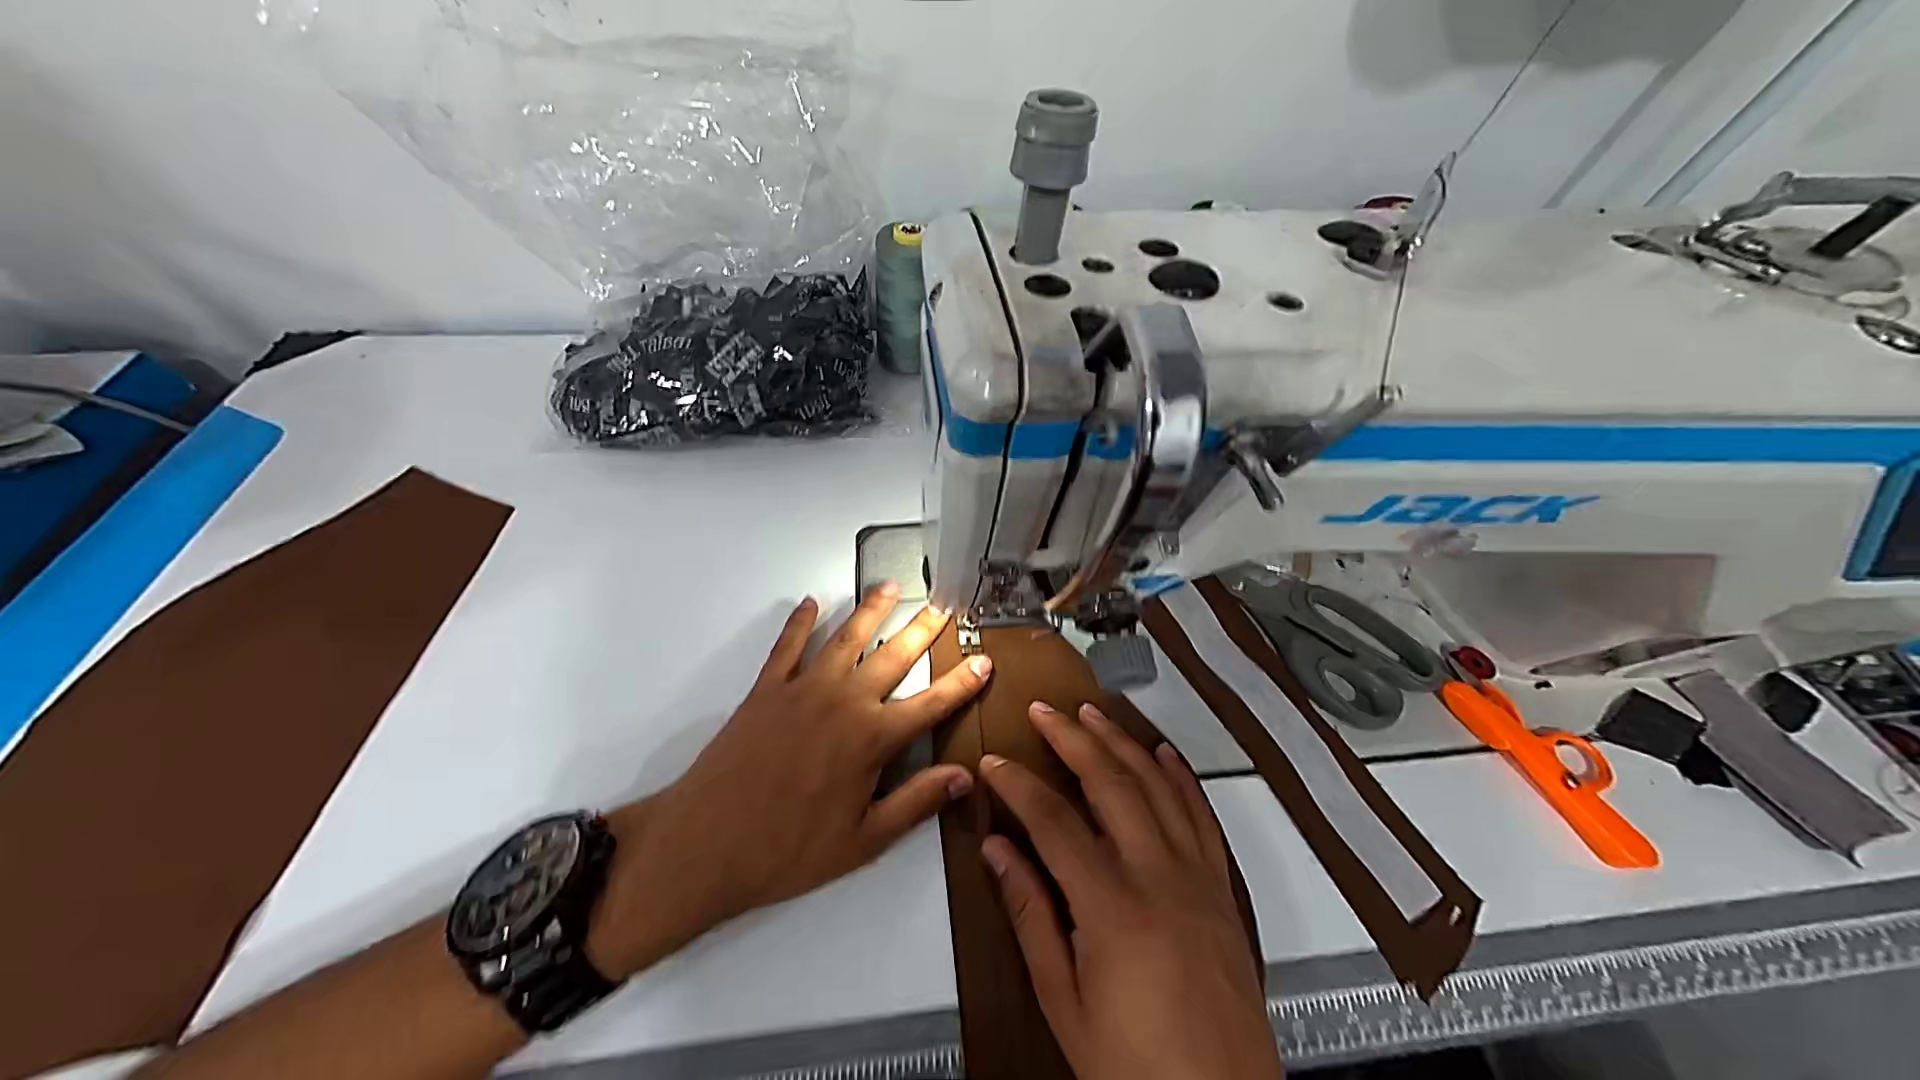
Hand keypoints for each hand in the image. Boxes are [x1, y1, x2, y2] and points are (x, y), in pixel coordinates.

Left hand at [587, 585, 991, 978]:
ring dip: (870, 610)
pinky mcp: (766, 689)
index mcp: (872, 740)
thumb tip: (965, 777)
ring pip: (845, 639)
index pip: (931, 704)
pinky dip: (800, 622)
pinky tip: (810, 603)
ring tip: (889, 586)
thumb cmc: (788, 850)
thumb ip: (916, 803)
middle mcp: (843, 702)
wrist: (705, 844)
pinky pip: (787, 646)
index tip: (985, 662)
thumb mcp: (863, 840)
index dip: (963, 683)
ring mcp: (802, 690)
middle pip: (893, 656)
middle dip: (922, 629)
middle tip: (944, 605)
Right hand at [981, 702, 1282, 1079]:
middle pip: (1110, 783)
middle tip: (1045, 713)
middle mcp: (1161, 879)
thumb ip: (1030, 915)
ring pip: (1158, 786)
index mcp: (1114, 908)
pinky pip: (1202, 816)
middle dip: (1072, 738)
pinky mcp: (1221, 890)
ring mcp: (1197, 879)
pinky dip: (1180, 777)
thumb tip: (1001, 854)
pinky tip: (1163, 754)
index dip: (1018, 784)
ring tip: (1093, 715)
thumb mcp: (1064, 1000)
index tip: (996, 764)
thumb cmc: (1140, 1068)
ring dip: (1122, 742)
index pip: (1054, 820)